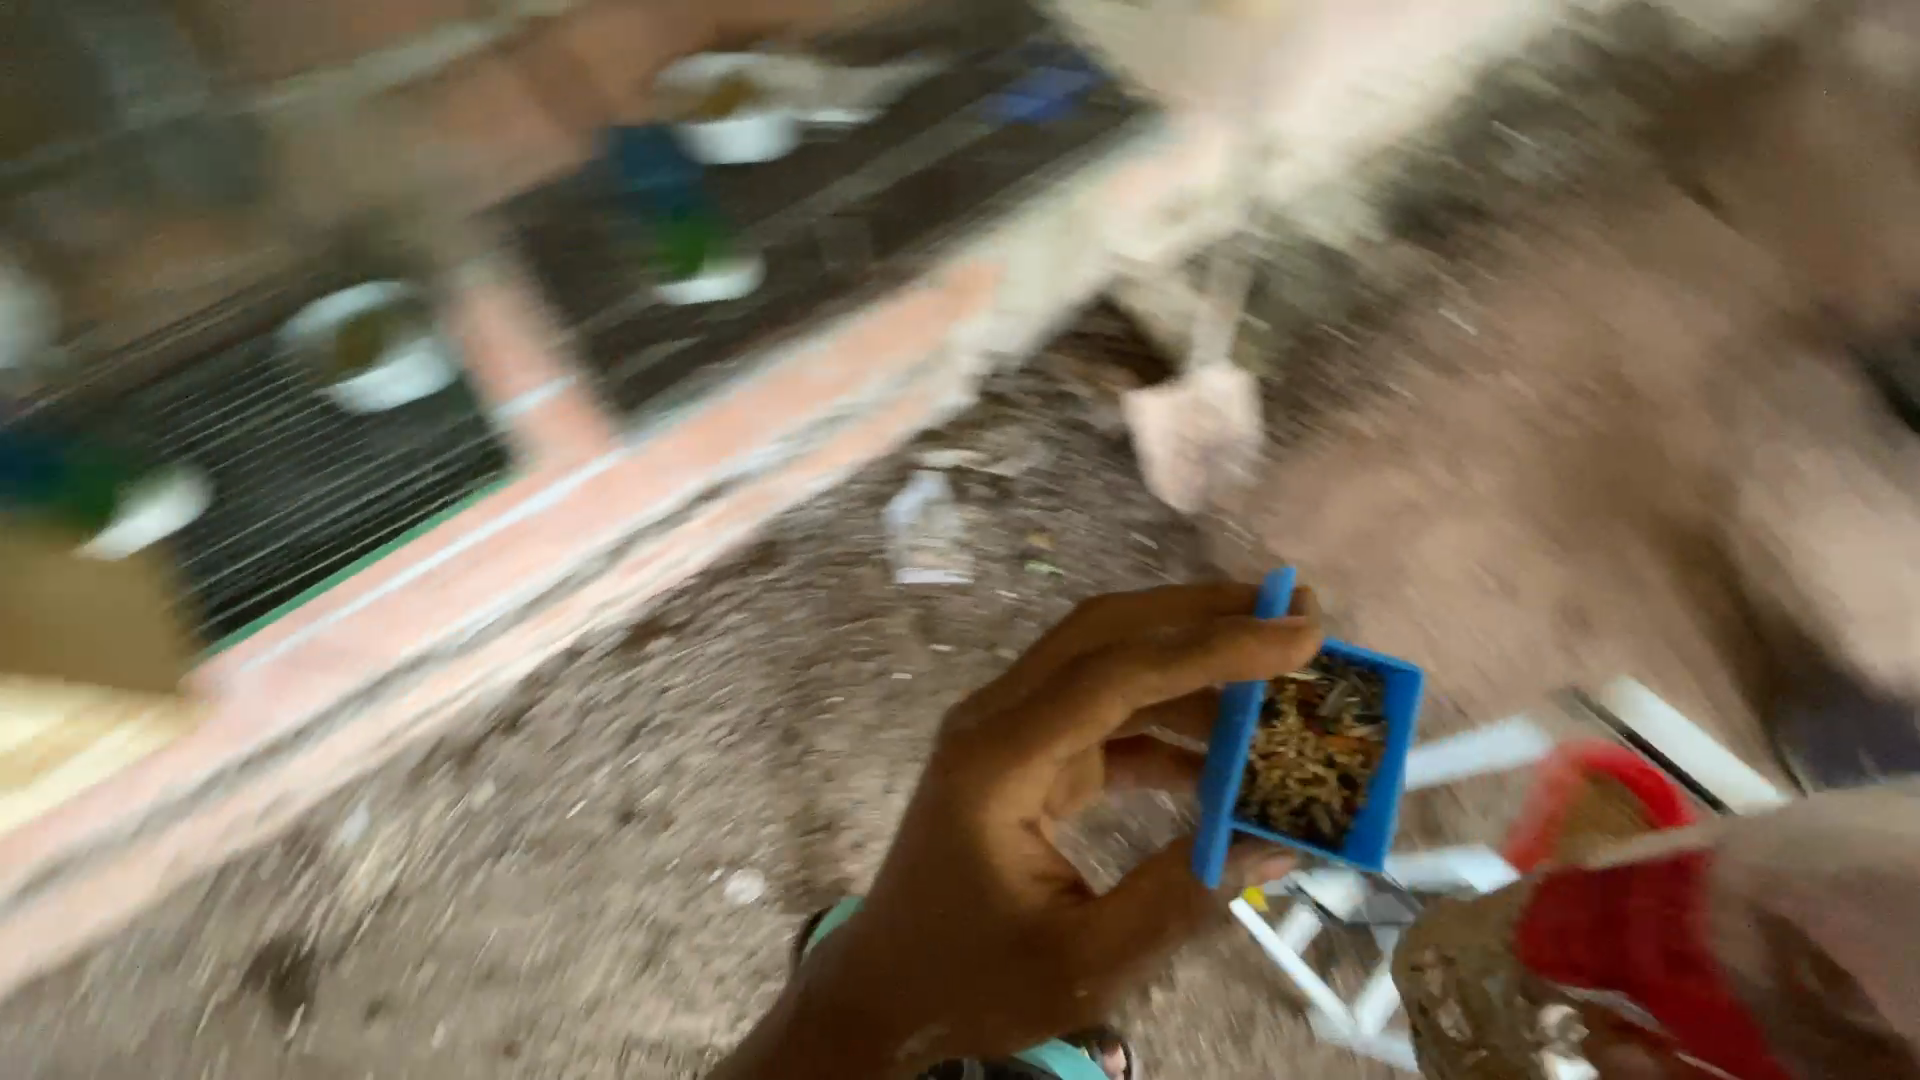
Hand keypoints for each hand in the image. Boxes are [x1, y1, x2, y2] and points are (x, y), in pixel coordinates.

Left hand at [721, 582, 1320, 1078]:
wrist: (887, 984)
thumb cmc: (971, 978)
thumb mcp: (1084, 961)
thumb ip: (1179, 899)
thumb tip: (1277, 842)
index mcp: (1000, 758)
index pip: (1113, 672)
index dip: (1210, 647)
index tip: (1300, 635)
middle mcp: (997, 720)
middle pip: (1102, 632)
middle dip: (1198, 614)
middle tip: (1289, 610)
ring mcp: (1007, 730)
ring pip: (1104, 661)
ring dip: (1188, 661)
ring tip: (1275, 676)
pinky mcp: (1024, 752)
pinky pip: (1102, 715)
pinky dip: (1165, 723)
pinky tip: (1224, 755)